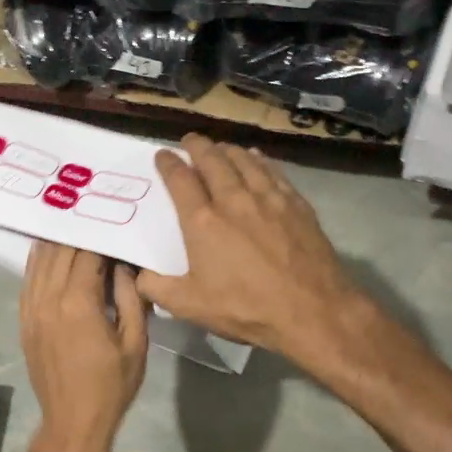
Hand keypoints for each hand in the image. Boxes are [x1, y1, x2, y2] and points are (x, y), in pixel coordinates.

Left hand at [20, 243, 147, 450]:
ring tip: (72, 226)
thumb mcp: (135, 343)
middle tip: (95, 220)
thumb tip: (122, 266)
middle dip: (79, 234)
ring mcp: (32, 311)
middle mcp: (49, 300)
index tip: (114, 227)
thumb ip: (130, 298)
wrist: (73, 421)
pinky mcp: (24, 322)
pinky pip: (28, 282)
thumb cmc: (111, 386)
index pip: (87, 254)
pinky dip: (37, 262)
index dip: (101, 238)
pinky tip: (46, 250)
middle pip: (61, 253)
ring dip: (56, 243)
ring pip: (40, 263)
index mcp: (79, 303)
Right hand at [137, 134, 380, 368]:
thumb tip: (140, 275)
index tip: (162, 155)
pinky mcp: (296, 205)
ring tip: (220, 147)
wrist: (311, 310)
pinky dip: (259, 161)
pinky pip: (273, 172)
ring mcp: (269, 199)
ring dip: (228, 150)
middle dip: (198, 146)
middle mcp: (234, 200)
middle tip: (190, 141)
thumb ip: (157, 288)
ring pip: (244, 161)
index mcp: (202, 222)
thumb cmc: (246, 308)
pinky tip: (257, 159)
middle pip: (213, 161)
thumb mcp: (189, 306)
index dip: (168, 164)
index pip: (180, 181)